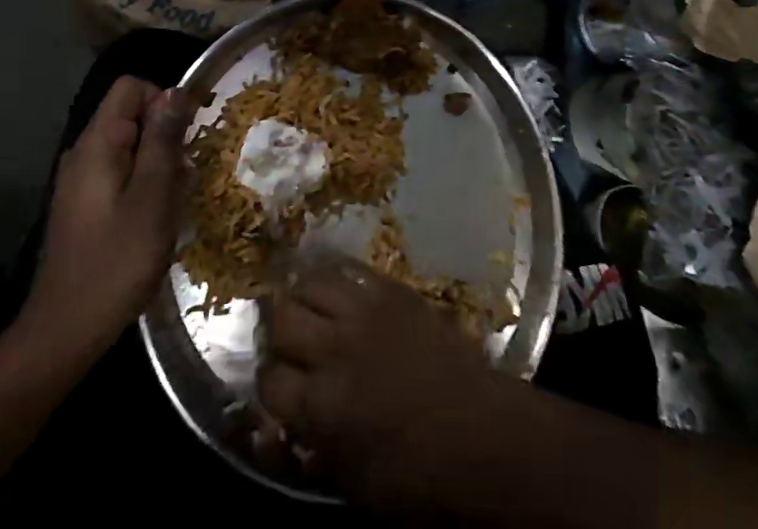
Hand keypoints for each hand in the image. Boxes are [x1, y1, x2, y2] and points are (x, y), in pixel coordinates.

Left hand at [20, 78, 194, 355]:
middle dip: (165, 137)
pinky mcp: (85, 204)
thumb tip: (177, 91)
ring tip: (173, 203)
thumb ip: (164, 142)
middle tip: (183, 179)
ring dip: (159, 165)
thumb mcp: (152, 199)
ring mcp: (81, 180)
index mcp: (97, 144)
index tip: (187, 138)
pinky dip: (145, 185)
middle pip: (130, 116)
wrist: (67, 328)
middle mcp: (83, 153)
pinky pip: (121, 174)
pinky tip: (156, 219)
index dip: (164, 101)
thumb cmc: (116, 262)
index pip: (130, 88)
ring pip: (130, 147)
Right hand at [256, 262, 525, 511]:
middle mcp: (337, 350)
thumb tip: (268, 437)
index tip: (280, 390)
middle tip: (290, 344)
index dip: (269, 385)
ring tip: (310, 310)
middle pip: (282, 319)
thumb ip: (307, 454)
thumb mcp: (356, 487)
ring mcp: (367, 314)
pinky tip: (338, 290)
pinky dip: (337, 277)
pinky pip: (352, 269)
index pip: (269, 380)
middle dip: (278, 332)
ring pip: (311, 283)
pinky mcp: (395, 293)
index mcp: (323, 406)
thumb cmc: (424, 476)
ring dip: (303, 298)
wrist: (489, 437)